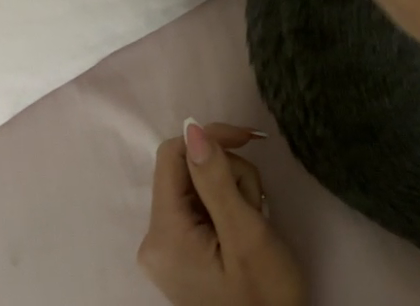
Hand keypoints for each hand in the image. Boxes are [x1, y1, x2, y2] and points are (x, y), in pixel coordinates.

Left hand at [137, 121, 304, 305]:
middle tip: (258, 200)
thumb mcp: (245, 231)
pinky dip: (231, 204)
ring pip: (201, 185)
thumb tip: (193, 129)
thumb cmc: (263, 291)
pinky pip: (203, 206)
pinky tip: (248, 225)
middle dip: (230, 170)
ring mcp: (168, 247)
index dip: (211, 137)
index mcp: (164, 234)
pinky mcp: (184, 252)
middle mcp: (156, 238)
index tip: (251, 140)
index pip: (173, 156)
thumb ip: (217, 180)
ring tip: (257, 217)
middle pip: (189, 170)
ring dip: (236, 187)